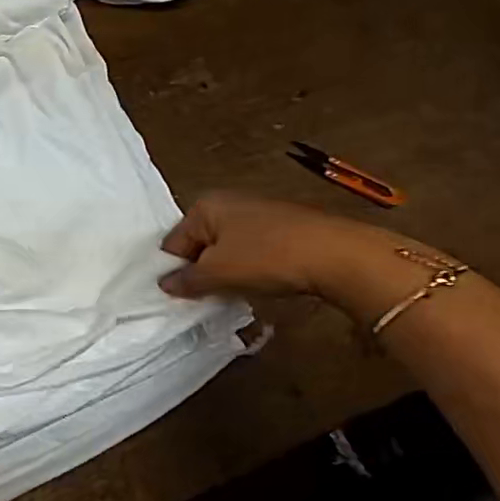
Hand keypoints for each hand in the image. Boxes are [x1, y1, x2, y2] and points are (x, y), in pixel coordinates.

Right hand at [157, 192, 375, 299]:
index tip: (182, 297)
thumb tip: (165, 284)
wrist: (334, 254)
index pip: (173, 243)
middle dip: (200, 272)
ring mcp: (256, 213)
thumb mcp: (218, 273)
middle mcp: (227, 202)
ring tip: (235, 293)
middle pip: (199, 244)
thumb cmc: (266, 257)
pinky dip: (248, 268)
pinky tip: (260, 283)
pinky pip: (250, 251)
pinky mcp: (280, 228)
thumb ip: (187, 280)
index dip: (174, 271)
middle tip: (206, 298)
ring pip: (225, 250)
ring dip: (225, 274)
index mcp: (205, 206)